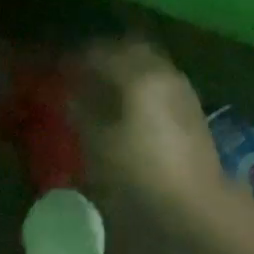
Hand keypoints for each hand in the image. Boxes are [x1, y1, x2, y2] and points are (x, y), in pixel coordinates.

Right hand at [70, 40, 226, 212]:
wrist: (196, 204)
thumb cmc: (141, 172)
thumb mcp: (98, 144)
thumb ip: (82, 111)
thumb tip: (72, 94)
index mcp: (139, 76)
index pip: (99, 52)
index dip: (75, 59)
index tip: (57, 69)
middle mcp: (163, 73)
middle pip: (130, 49)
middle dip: (104, 56)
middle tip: (80, 72)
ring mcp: (182, 90)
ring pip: (148, 65)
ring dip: (125, 70)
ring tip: (101, 90)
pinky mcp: (191, 110)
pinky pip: (159, 84)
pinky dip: (140, 86)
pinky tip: (126, 108)